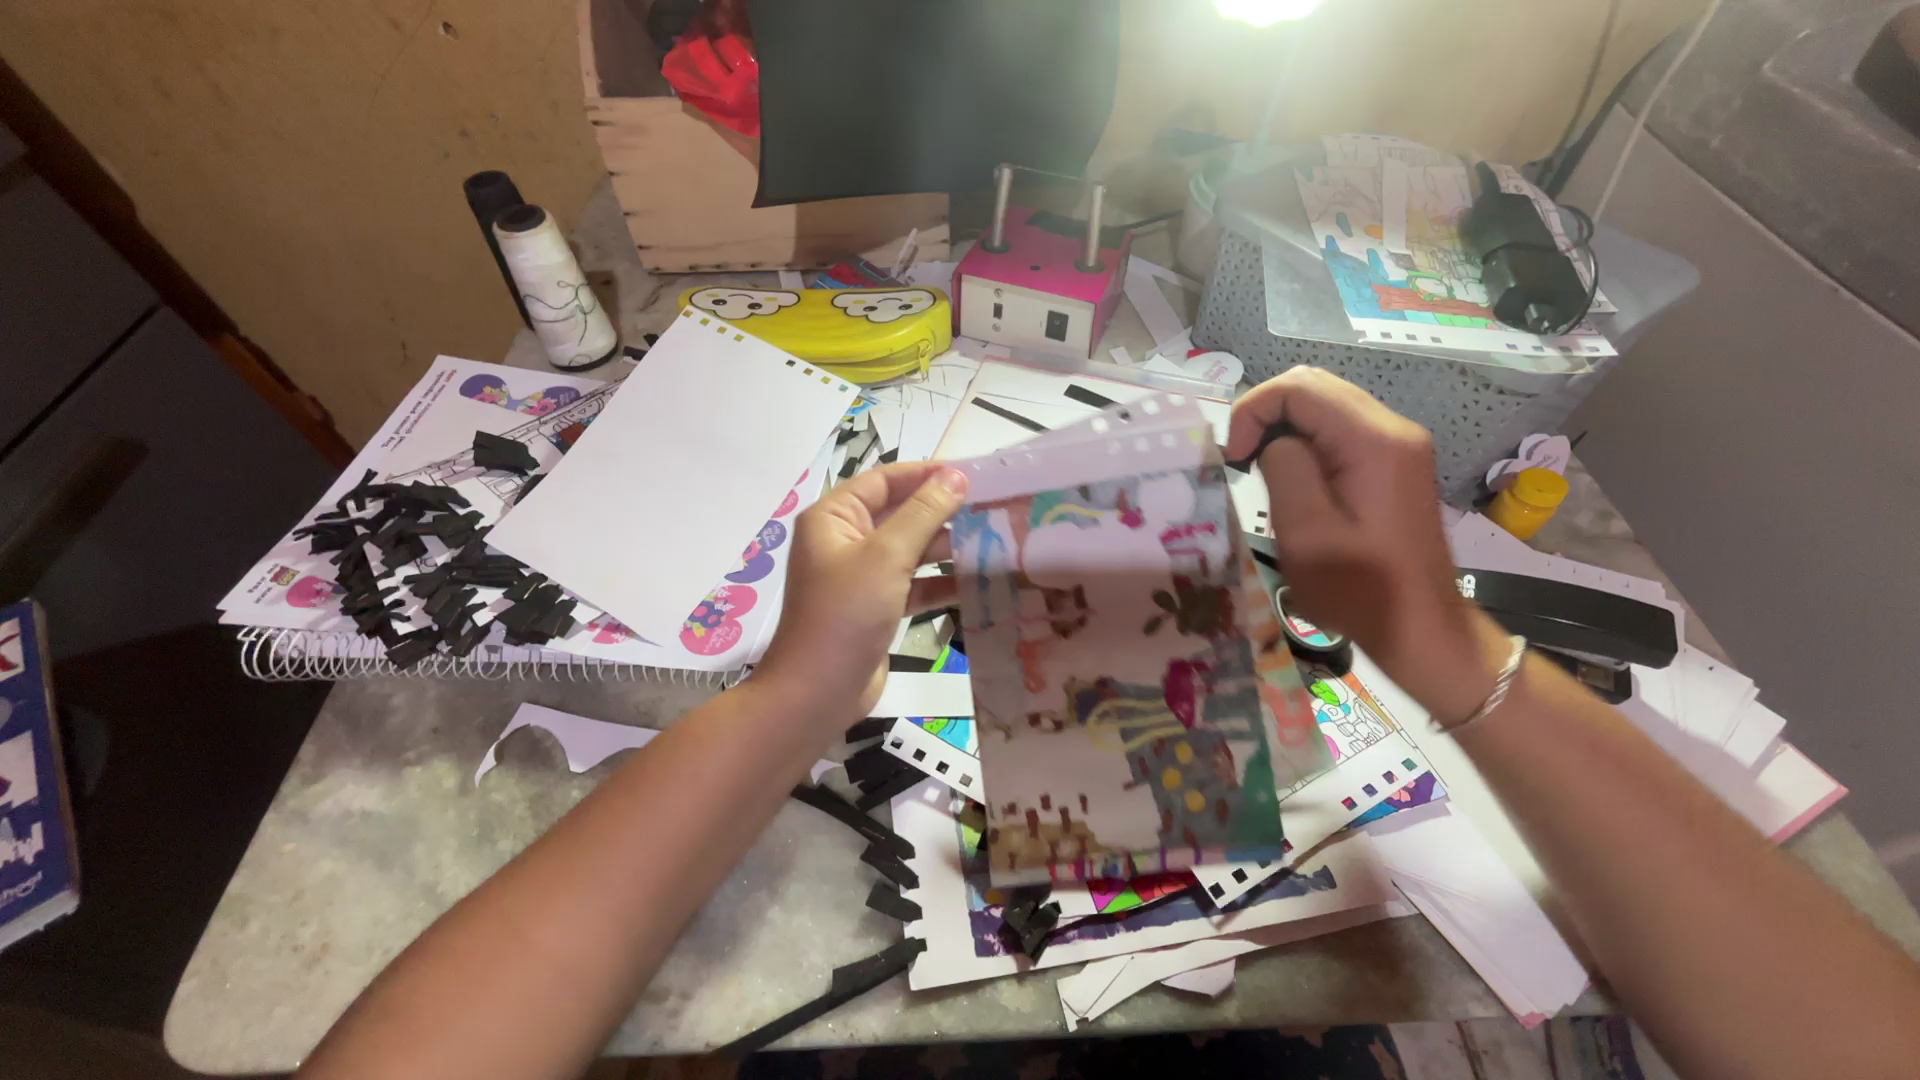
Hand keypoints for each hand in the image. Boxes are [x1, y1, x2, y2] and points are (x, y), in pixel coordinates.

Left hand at [753, 462, 968, 727]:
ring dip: (946, 546)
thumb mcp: (886, 557)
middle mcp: (845, 541)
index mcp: (834, 518)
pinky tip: (975, 580)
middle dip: (942, 511)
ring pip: (910, 549)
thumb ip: (923, 513)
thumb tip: (956, 475)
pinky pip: (912, 583)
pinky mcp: (877, 607)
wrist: (818, 693)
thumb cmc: (846, 615)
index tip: (974, 473)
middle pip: (899, 513)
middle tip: (993, 507)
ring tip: (994, 539)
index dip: (927, 474)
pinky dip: (939, 582)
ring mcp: (861, 576)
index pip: (884, 481)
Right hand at [1226, 368, 1507, 723]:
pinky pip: (1340, 431)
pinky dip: (1306, 443)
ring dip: (1284, 429)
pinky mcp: (1395, 463)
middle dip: (1266, 415)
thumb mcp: (1305, 531)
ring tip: (1262, 473)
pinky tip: (1294, 481)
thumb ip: (1284, 467)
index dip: (1253, 410)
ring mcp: (1399, 445)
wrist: (1420, 628)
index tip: (1234, 459)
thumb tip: (1273, 442)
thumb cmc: (1357, 589)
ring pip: (1326, 406)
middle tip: (1242, 462)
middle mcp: (1393, 429)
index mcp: (1374, 440)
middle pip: (1315, 387)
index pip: (1299, 386)